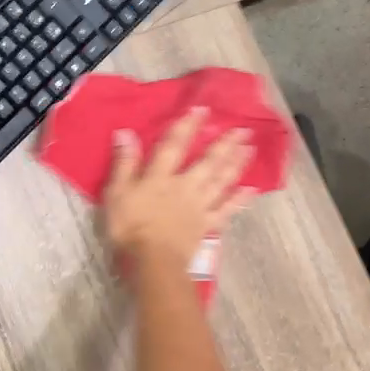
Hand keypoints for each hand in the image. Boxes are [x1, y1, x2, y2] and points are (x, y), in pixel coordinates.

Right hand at [101, 108, 254, 275]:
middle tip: (242, 129)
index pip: (174, 146)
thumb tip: (126, 132)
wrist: (152, 260)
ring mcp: (199, 206)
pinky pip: (227, 209)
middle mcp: (184, 186)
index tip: (202, 110)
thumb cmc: (129, 225)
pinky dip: (240, 199)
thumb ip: (124, 163)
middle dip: (224, 144)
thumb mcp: (116, 191)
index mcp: (160, 176)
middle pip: (207, 162)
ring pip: (221, 181)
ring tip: (249, 149)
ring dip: (236, 164)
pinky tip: (252, 189)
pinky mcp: (207, 225)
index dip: (187, 127)